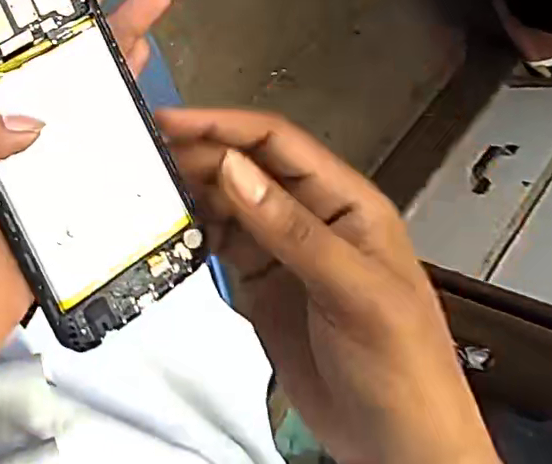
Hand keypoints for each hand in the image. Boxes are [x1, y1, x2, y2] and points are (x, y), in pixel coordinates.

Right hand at [156, 109, 497, 463]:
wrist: (403, 457)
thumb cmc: (402, 371)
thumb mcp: (356, 295)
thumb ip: (291, 230)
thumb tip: (229, 166)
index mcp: (343, 200)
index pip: (275, 143)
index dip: (222, 125)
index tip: (171, 121)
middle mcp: (308, 212)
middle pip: (244, 164)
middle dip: (198, 154)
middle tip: (148, 156)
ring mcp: (281, 244)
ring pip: (227, 197)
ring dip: (191, 188)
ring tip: (151, 187)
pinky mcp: (260, 275)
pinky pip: (219, 236)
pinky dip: (193, 227)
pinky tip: (172, 228)